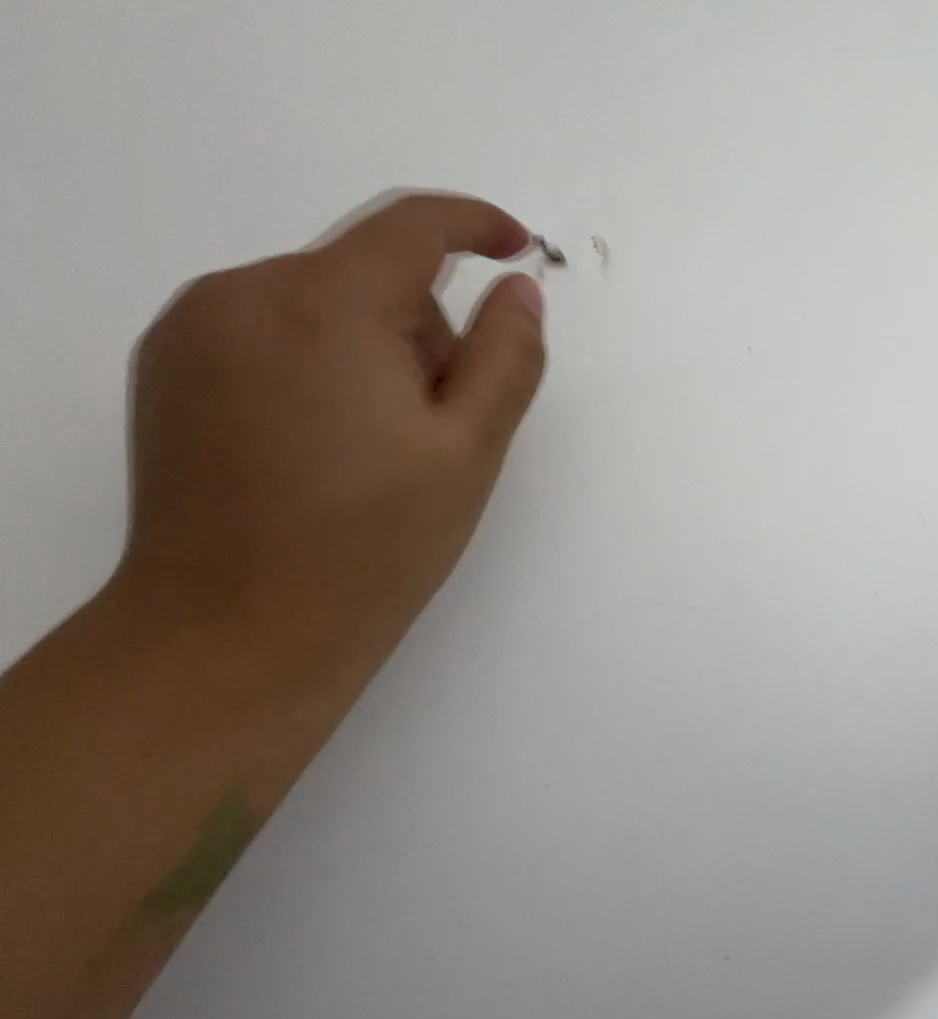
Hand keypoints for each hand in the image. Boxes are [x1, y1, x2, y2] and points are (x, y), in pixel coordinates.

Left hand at [117, 193, 545, 680]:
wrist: (239, 629)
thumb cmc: (377, 537)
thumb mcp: (472, 445)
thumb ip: (507, 353)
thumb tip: (519, 287)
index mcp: (323, 305)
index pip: (411, 227)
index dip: (474, 223)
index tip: (519, 245)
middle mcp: (242, 294)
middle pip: (369, 274)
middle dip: (426, 327)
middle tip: (444, 423)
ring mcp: (193, 331)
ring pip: (322, 304)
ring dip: (376, 349)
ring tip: (385, 446)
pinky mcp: (170, 371)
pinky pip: (274, 332)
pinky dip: (324, 364)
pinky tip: (332, 444)